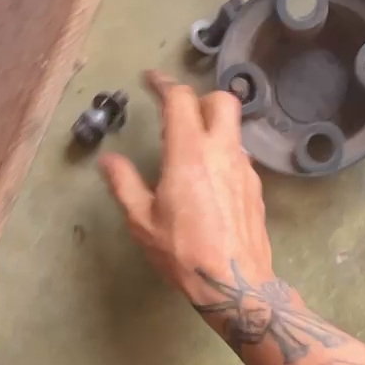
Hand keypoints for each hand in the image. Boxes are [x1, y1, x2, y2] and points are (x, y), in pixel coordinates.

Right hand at [100, 70, 275, 304]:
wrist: (236, 284)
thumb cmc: (184, 253)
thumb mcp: (142, 222)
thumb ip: (124, 184)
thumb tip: (108, 160)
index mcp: (190, 152)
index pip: (180, 99)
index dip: (164, 83)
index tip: (150, 80)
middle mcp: (222, 152)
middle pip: (222, 100)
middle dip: (200, 98)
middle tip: (179, 114)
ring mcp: (245, 170)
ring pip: (234, 130)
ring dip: (213, 128)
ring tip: (191, 151)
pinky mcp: (256, 190)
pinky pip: (240, 158)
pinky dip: (223, 156)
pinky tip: (209, 182)